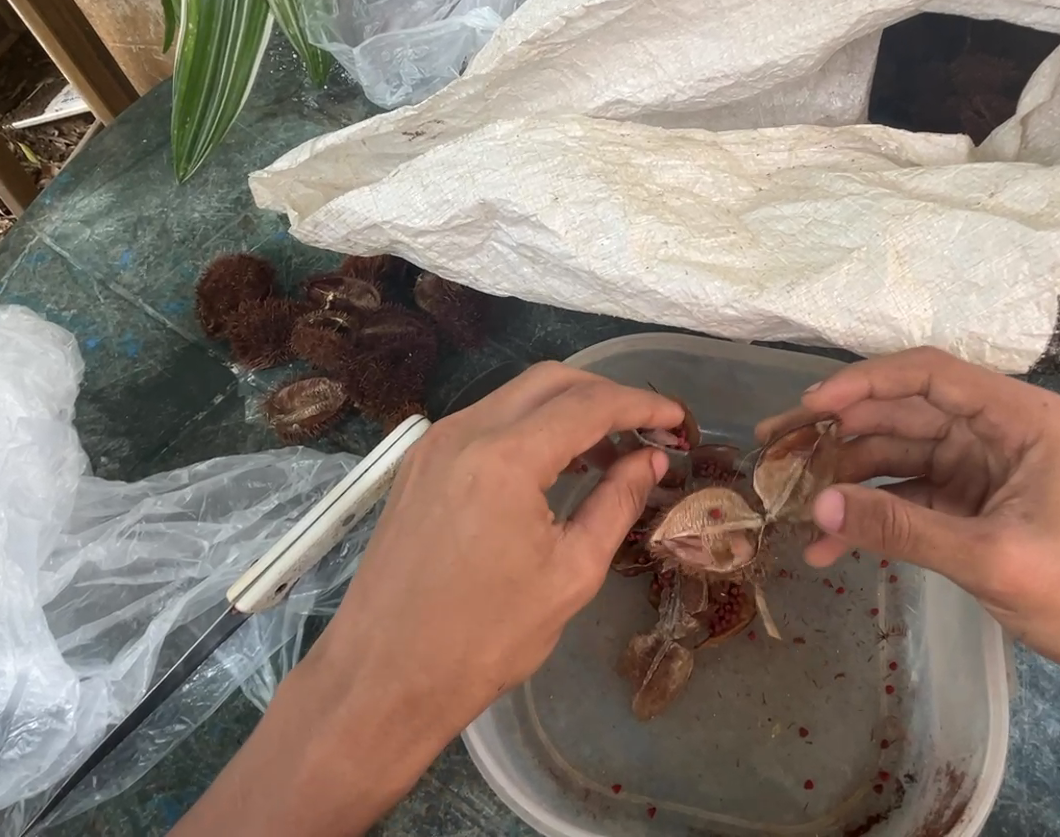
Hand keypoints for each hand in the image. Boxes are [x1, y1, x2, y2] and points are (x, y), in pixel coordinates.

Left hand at [176, 365, 678, 836]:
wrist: (381, 678)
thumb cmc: (484, 638)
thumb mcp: (570, 573)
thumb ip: (617, 503)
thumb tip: (651, 461)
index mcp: (505, 456)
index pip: (589, 405)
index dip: (641, 406)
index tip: (678, 419)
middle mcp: (465, 430)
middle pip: (551, 380)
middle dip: (606, 395)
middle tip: (647, 430)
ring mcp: (435, 442)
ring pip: (517, 395)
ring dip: (568, 408)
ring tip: (609, 449)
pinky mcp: (420, 462)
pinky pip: (488, 420)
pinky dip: (530, 426)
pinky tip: (556, 462)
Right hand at [756, 347, 1059, 678]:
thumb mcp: (992, 559)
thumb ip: (902, 528)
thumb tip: (818, 507)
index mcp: (1018, 418)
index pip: (930, 374)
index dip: (864, 382)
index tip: (810, 405)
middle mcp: (993, 429)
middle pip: (899, 411)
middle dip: (836, 430)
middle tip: (775, 446)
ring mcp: (975, 465)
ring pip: (892, 451)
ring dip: (843, 475)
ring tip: (787, 496)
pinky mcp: (964, 499)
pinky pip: (903, 494)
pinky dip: (868, 515)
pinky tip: (828, 546)